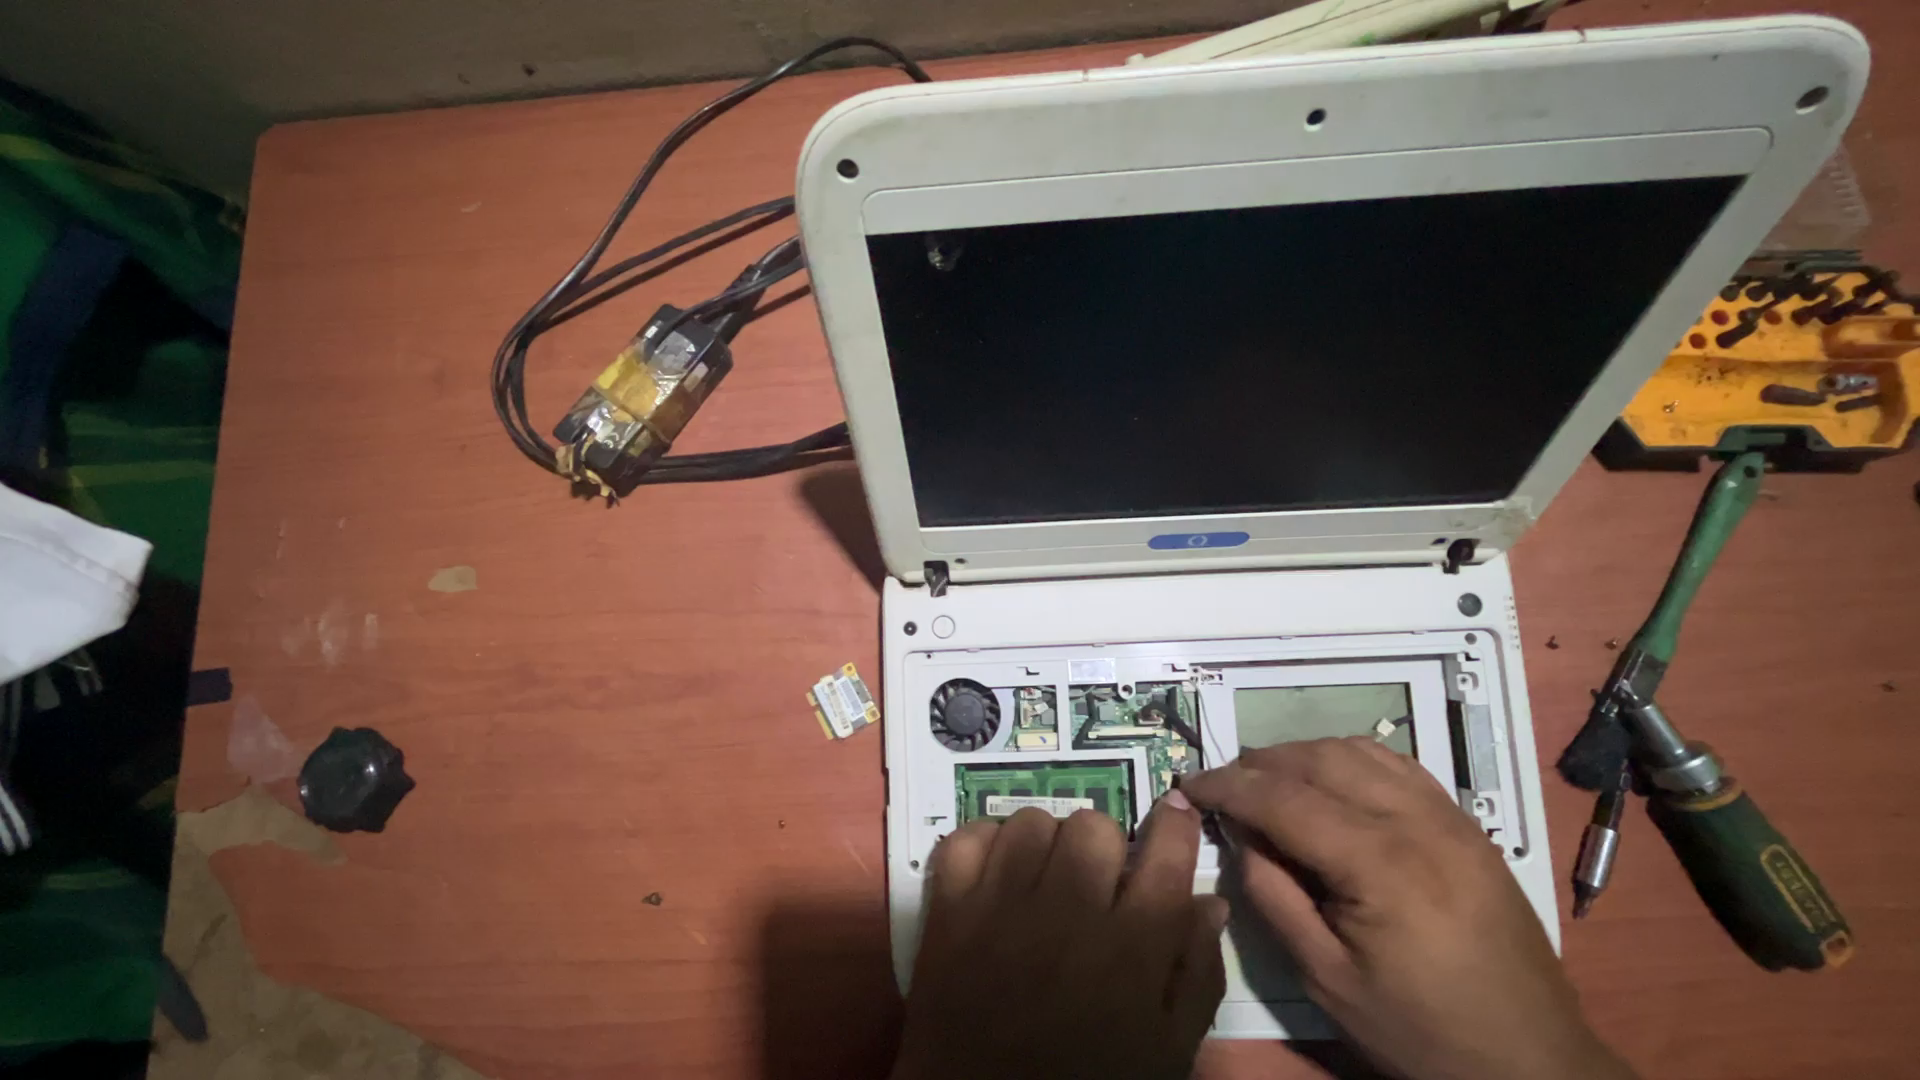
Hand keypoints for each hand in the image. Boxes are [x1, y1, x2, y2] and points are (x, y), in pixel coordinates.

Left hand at [890, 799, 1227, 1079]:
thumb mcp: (1167, 1051)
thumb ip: (1197, 975)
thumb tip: (1208, 901)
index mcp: (1133, 949)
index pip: (1166, 855)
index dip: (1175, 823)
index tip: (1174, 809)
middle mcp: (1070, 911)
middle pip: (1094, 827)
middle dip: (1102, 848)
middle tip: (1093, 881)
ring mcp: (1003, 905)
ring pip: (1032, 822)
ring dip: (1043, 843)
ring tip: (1040, 878)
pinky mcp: (950, 908)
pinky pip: (968, 837)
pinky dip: (983, 845)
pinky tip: (994, 875)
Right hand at [1181, 738, 1635, 1079]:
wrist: (1532, 1060)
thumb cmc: (1419, 1030)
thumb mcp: (1326, 978)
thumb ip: (1274, 896)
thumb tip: (1241, 835)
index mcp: (1380, 865)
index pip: (1283, 799)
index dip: (1227, 786)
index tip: (1187, 784)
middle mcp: (1416, 822)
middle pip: (1317, 760)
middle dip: (1258, 764)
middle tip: (1221, 785)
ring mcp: (1448, 816)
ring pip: (1355, 749)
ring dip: (1300, 754)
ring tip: (1266, 779)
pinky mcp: (1465, 822)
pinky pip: (1395, 763)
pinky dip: (1347, 757)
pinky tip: (1327, 780)